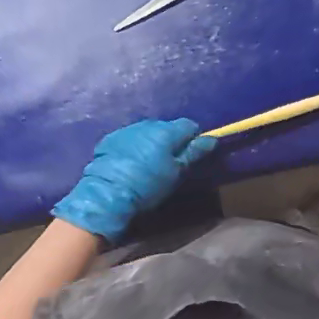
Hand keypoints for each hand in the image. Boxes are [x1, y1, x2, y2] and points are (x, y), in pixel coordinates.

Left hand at [52, 119, 215, 241]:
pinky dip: (134, 147)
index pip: (189, 125)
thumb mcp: (175, 174)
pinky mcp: (111, 138)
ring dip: (151, 143)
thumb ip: (193, 154)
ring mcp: (127, 130)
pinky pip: (130, 138)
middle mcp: (147, 124)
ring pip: (148, 132)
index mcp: (166, 131)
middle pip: (167, 127)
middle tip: (169, 163)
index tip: (190, 155)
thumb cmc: (147, 186)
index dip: (193, 139)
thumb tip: (212, 138)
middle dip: (171, 141)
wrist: (107, 193)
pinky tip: (130, 163)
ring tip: (148, 164)